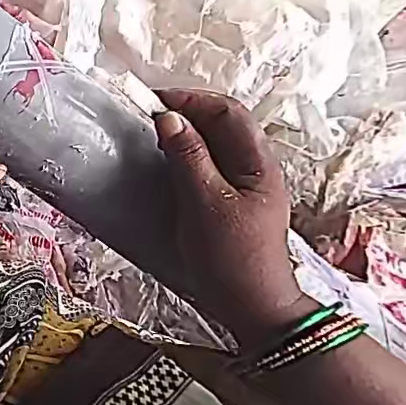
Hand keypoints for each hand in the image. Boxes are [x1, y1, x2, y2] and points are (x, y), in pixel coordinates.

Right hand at [153, 90, 311, 343]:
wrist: (251, 305)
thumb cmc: (231, 256)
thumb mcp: (205, 203)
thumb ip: (188, 158)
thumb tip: (168, 118)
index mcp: (257, 163)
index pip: (228, 111)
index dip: (191, 99)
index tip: (153, 102)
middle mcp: (254, 166)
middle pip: (223, 122)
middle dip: (187, 111)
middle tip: (148, 116)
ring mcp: (244, 183)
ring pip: (215, 141)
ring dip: (185, 131)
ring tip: (153, 135)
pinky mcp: (229, 198)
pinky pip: (208, 161)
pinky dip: (185, 152)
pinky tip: (166, 160)